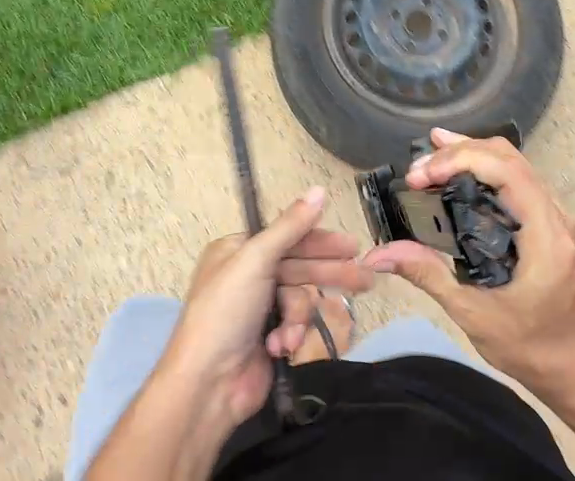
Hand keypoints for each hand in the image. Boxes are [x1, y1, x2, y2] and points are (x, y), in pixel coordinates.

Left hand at [162, 186, 374, 426]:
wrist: (208, 384)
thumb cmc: (226, 312)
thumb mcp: (256, 260)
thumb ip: (290, 226)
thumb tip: (320, 189)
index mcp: (238, 250)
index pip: (287, 236)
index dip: (319, 240)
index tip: (351, 246)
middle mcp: (247, 274)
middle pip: (298, 266)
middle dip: (326, 276)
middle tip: (366, 279)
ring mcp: (258, 308)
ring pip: (299, 298)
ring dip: (295, 317)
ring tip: (290, 335)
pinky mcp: (268, 336)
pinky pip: (294, 324)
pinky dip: (288, 336)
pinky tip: (279, 347)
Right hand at [364, 129, 574, 398]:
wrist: (568, 365)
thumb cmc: (526, 344)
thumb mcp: (471, 314)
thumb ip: (427, 275)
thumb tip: (377, 255)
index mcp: (544, 236)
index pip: (507, 172)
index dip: (461, 161)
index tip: (420, 176)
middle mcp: (554, 216)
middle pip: (508, 159)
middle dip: (460, 153)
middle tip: (417, 168)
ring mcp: (553, 216)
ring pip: (513, 163)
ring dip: (470, 155)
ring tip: (429, 156)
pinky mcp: (545, 221)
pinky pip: (515, 178)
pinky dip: (482, 169)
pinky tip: (454, 173)